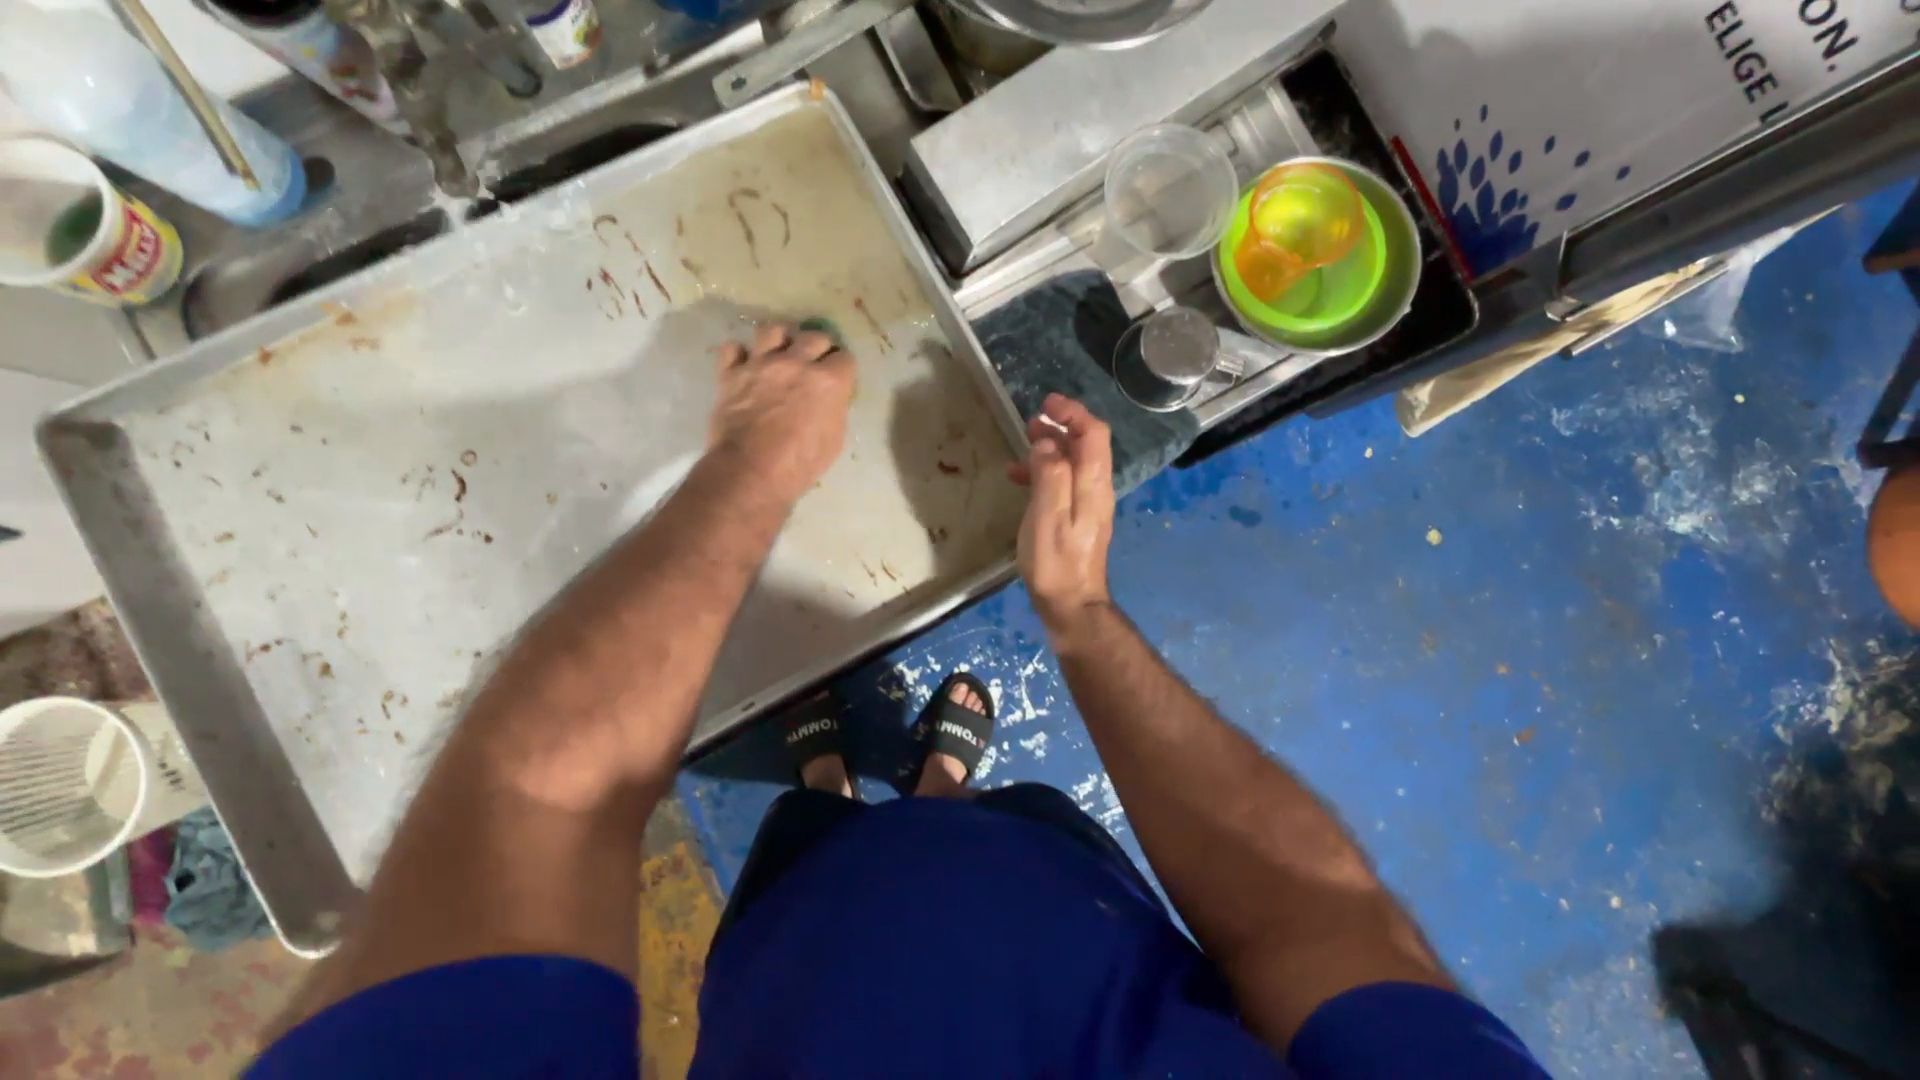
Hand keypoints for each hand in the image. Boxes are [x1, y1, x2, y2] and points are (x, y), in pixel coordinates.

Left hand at [710, 322, 855, 504]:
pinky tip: (743, 365)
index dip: (842, 369)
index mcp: (827, 381)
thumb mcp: (834, 442)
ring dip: (778, 340)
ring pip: (772, 330)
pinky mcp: (731, 373)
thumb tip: (829, 401)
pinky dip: (738, 355)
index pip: (845, 358)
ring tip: (778, 354)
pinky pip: (731, 348)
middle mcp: (796, 363)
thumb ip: (834, 411)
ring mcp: (760, 364)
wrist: (750, 470)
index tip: (839, 379)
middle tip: (812, 363)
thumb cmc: (799, 464)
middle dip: (817, 348)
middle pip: (813, 336)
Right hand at [1007, 393, 1114, 636]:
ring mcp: (1090, 505)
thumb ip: (1049, 475)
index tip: (1047, 403)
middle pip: (1087, 445)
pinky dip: (1046, 473)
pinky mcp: (1079, 519)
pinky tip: (1021, 479)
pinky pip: (1066, 483)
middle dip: (1062, 426)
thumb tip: (1047, 443)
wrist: (1071, 605)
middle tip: (1031, 421)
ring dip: (1053, 448)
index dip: (1073, 412)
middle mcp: (1098, 490)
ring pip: (1075, 463)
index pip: (1093, 434)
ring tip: (1024, 444)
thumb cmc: (1055, 562)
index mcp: (1093, 485)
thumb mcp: (1046, 516)